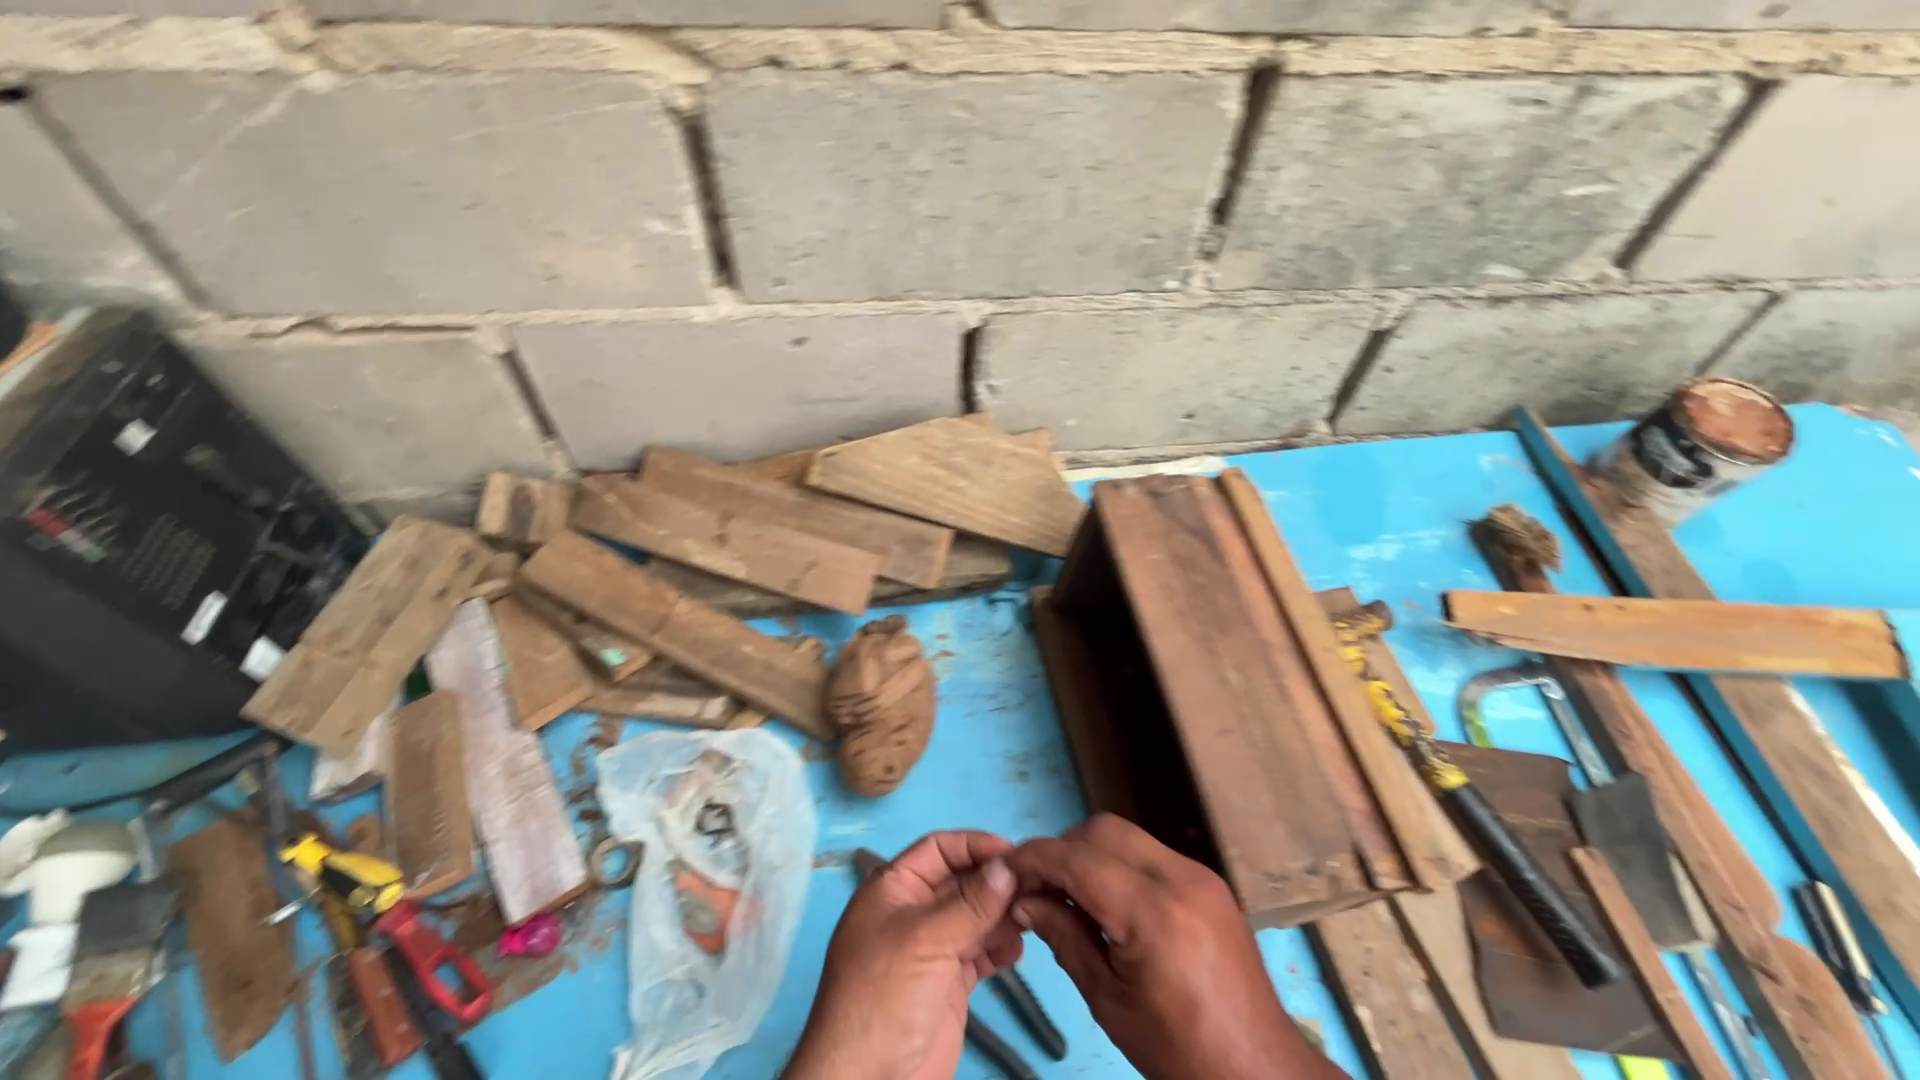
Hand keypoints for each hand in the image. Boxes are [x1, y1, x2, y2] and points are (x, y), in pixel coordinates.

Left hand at [784, 831, 1023, 1079]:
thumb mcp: (924, 940)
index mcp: (893, 889)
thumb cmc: (884, 995)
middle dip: (996, 881)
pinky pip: (981, 953)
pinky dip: (1000, 948)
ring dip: (1003, 914)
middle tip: (1037, 884)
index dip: (974, 845)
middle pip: (961, 881)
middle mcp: (913, 913)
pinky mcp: (949, 983)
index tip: (1016, 852)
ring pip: (975, 917)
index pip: (937, 850)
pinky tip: (1018, 948)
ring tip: (1034, 916)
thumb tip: (1008, 866)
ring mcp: (932, 949)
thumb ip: (969, 903)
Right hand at [1008, 815, 1344, 1079]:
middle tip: (1038, 889)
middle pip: (1102, 831)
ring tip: (1070, 896)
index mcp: (1154, 912)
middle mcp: (1181, 877)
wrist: (1258, 1067)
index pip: (1078, 859)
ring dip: (1090, 854)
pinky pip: (1151, 853)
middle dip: (1063, 850)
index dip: (1034, 860)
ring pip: (1127, 836)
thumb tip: (1024, 900)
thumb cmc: (1177, 1048)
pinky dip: (1119, 864)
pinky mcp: (1211, 882)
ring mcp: (1201, 875)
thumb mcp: (1107, 1000)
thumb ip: (1064, 937)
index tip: (1005, 874)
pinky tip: (1108, 902)